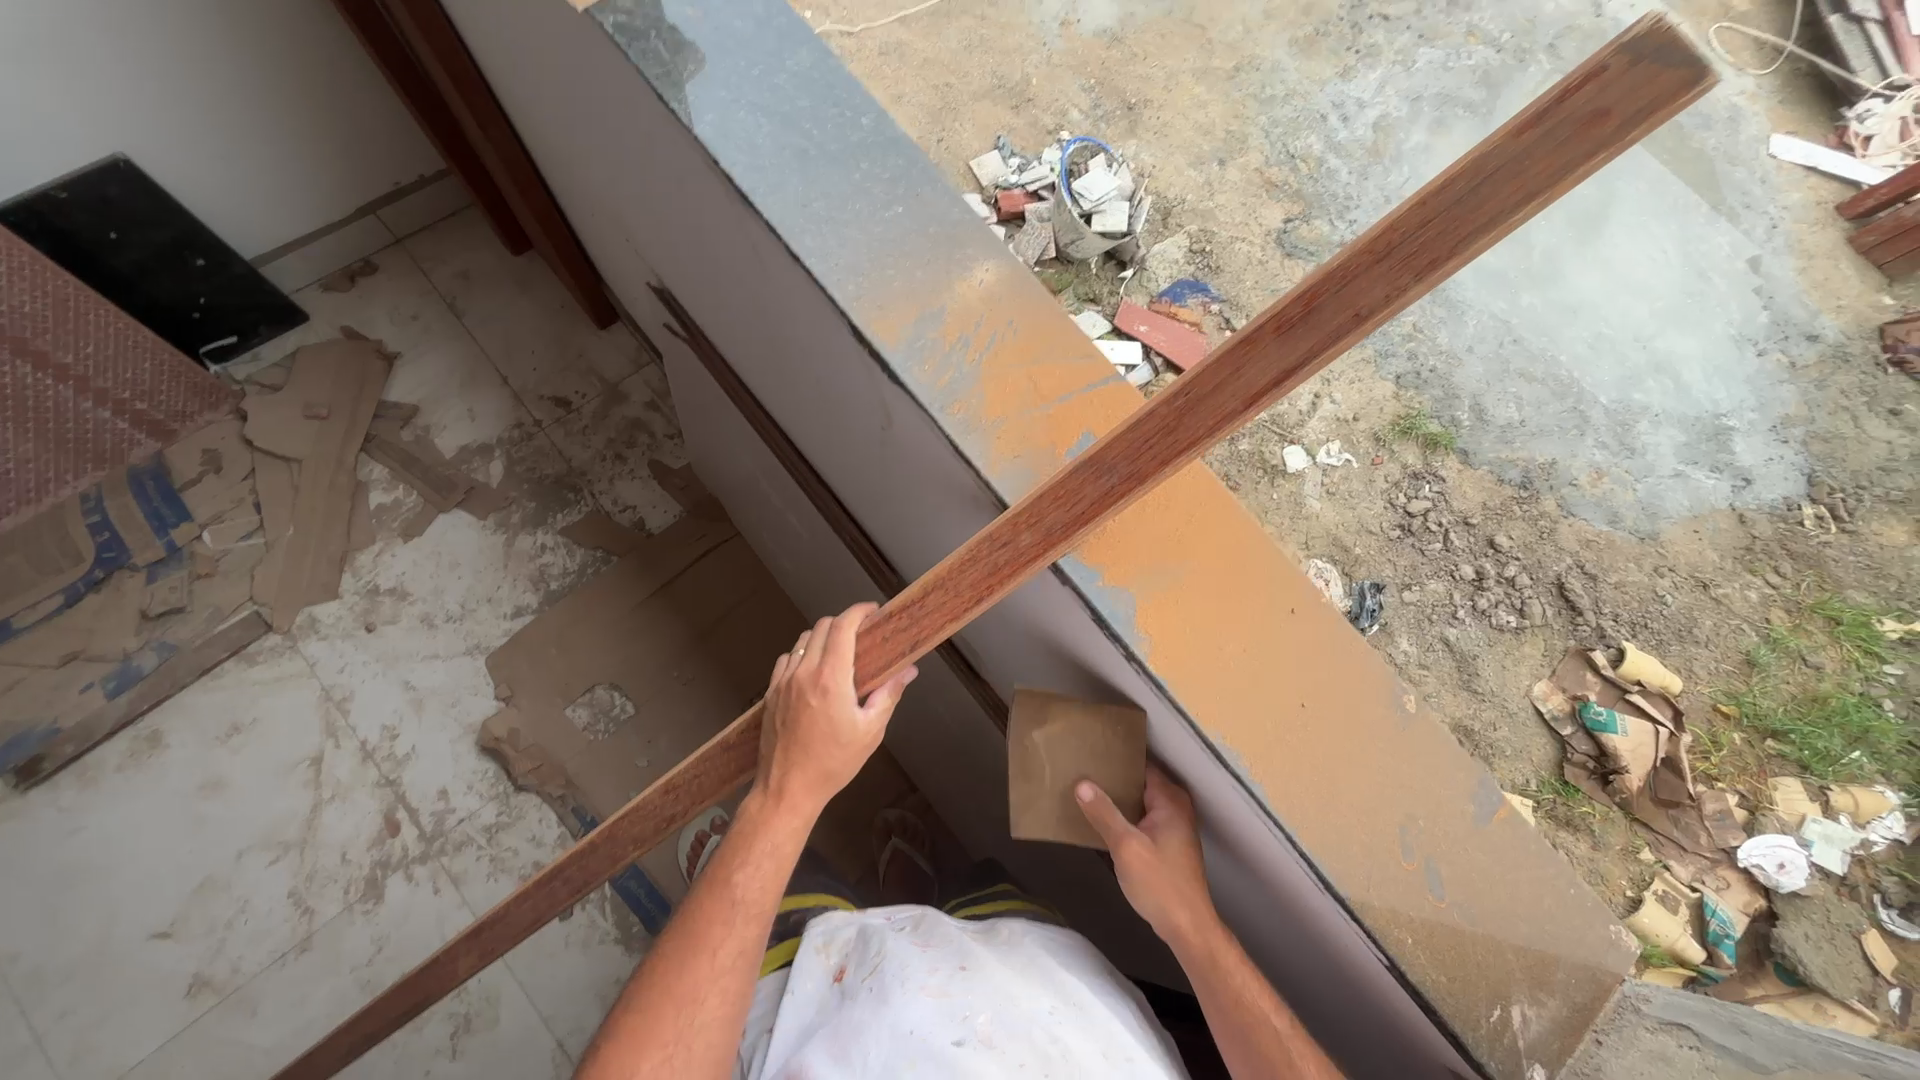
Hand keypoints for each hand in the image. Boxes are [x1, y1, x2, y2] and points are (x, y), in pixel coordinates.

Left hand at [753, 602, 916, 818]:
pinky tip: (813, 672)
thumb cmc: (834, 763)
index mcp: (830, 678)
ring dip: (822, 637)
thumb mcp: (870, 731)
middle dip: (843, 623)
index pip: (842, 627)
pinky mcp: (770, 693)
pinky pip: (786, 660)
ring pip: (802, 641)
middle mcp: (804, 673)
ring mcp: (783, 682)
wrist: (787, 789)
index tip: (873, 612)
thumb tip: (909, 669)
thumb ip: (889, 694)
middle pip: (821, 627)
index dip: (858, 612)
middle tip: (862, 634)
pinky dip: (802, 655)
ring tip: (840, 652)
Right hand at [1077, 766, 1217, 949]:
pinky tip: (1101, 819)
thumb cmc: (1159, 884)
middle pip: (1140, 782)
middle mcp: (1175, 806)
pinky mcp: (1167, 843)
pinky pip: (1142, 818)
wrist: (1187, 927)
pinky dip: (1124, 816)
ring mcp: (1173, 826)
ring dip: (1118, 799)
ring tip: (1085, 789)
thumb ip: (1104, 813)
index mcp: (1170, 799)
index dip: (1118, 759)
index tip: (1091, 752)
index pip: (1142, 764)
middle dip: (1114, 778)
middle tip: (1081, 769)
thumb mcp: (1126, 847)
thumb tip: (1082, 783)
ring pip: (1140, 801)